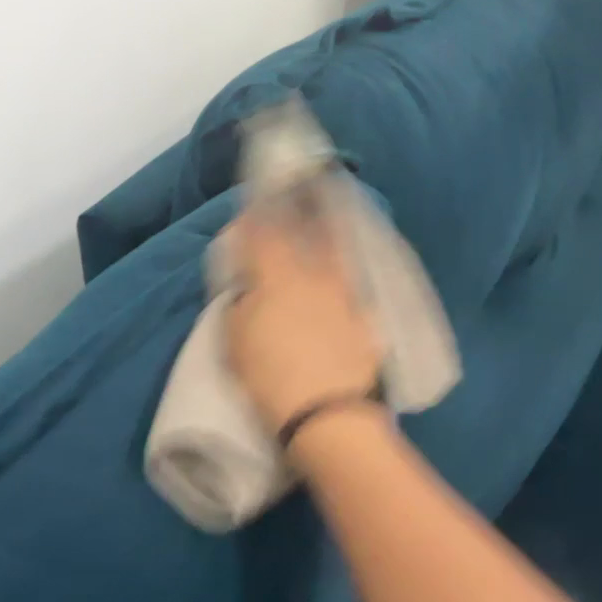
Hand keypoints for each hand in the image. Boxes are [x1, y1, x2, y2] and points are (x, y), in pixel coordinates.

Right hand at [224, 209, 382, 434]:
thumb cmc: (268, 379)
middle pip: (305, 229)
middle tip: (295, 186)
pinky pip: (352, 280)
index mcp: (276, 277)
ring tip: (324, 214)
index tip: (251, 195)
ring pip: (335, 249)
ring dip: (327, 228)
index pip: (262, 232)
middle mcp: (315, 273)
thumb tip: (245, 284)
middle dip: (296, 206)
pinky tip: (339, 272)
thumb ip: (239, 304)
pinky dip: (343, 267)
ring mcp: (345, 293)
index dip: (254, 212)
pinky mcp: (366, 316)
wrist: (328, 414)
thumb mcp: (234, 342)